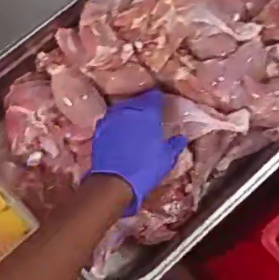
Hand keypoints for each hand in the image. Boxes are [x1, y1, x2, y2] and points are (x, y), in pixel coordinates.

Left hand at [89, 89, 186, 216]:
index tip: (161, 107)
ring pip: (121, 110)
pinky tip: (119, 134)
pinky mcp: (98, 131)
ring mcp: (110, 120)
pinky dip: (115, 126)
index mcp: (147, 112)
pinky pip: (110, 122)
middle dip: (143, 107)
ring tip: (134, 125)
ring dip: (128, 115)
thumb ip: (174, 145)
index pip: (154, 96)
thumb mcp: (167, 158)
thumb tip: (180, 138)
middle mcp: (127, 110)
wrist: (113, 183)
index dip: (158, 100)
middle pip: (136, 101)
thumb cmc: (145, 168)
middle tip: (149, 116)